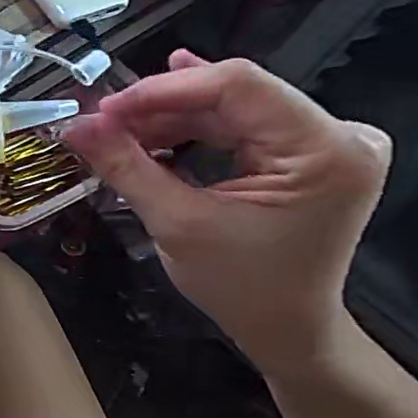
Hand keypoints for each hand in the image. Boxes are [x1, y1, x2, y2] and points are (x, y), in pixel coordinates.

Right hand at [62, 50, 389, 360]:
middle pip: (234, 93)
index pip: (238, 86)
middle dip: (161, 105)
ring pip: (231, 106)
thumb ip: (127, 167)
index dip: (164, 90)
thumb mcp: (177, 225)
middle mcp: (339, 133)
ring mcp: (325, 140)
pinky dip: (193, 127)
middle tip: (104, 121)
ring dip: (170, 115)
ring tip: (118, 129)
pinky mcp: (306, 150)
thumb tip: (77, 126)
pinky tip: (157, 119)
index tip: (107, 110)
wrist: (286, 331)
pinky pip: (241, 124)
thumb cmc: (241, 289)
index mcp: (325, 150)